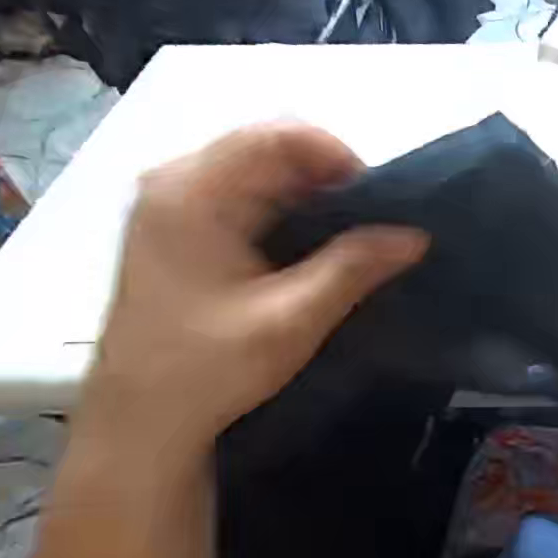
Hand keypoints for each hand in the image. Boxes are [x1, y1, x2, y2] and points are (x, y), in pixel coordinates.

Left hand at [82, 122, 426, 453]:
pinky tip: (304, 249)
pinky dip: (283, 211)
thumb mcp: (292, 320)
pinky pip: (242, 194)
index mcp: (192, 191)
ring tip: (343, 239)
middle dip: (326, 179)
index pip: (278, 136)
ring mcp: (170, 202)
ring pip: (257, 170)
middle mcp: (174, 181)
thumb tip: (415, 236)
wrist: (141, 421)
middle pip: (266, 147)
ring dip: (308, 196)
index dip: (339, 158)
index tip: (378, 204)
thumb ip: (354, 269)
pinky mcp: (175, 226)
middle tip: (366, 225)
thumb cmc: (209, 370)